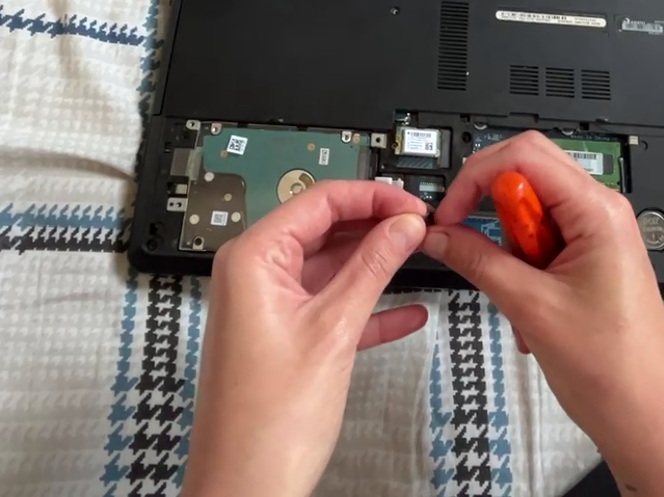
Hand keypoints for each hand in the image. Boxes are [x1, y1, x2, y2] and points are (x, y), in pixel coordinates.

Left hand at [181, 181, 428, 496]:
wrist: (245, 496)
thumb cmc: (267, 425)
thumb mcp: (334, 329)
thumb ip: (372, 267)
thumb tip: (403, 225)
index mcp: (253, 258)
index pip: (320, 200)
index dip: (371, 196)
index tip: (409, 202)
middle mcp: (255, 272)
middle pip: (325, 226)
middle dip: (376, 226)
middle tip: (419, 226)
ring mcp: (269, 303)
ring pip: (331, 262)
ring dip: (375, 262)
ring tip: (418, 255)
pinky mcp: (284, 332)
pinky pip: (330, 300)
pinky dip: (367, 303)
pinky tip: (406, 311)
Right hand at [424, 132, 663, 496]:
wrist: (650, 421)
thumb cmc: (613, 369)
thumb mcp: (531, 307)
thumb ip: (478, 260)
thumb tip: (438, 234)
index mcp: (597, 209)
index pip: (523, 154)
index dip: (477, 175)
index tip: (451, 213)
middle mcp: (601, 209)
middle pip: (527, 169)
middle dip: (490, 204)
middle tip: (469, 239)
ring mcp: (598, 231)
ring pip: (531, 205)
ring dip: (508, 243)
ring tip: (517, 293)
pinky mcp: (592, 254)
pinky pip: (542, 235)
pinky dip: (522, 262)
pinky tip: (530, 304)